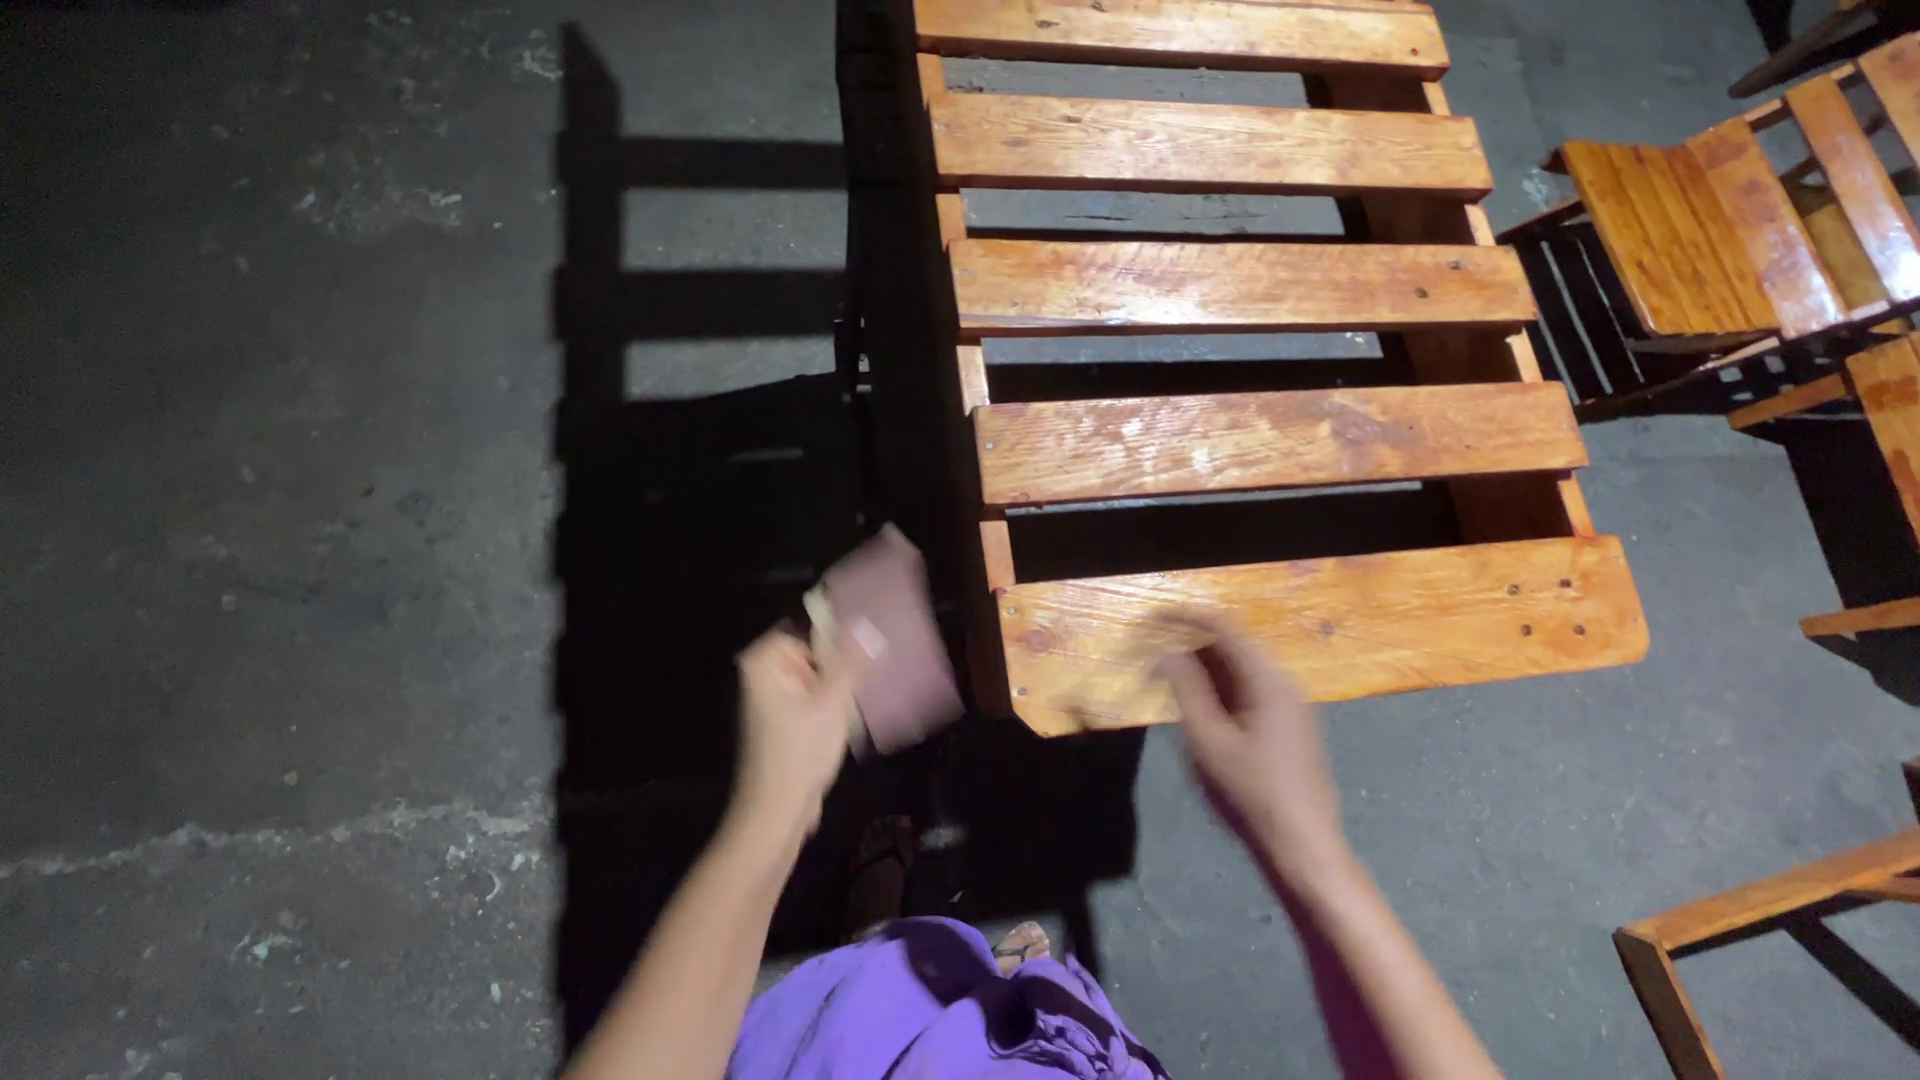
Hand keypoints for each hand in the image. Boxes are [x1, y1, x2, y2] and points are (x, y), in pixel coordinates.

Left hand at [731, 622, 878, 836]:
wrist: (776, 811)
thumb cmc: (800, 752)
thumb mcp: (832, 703)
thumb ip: (850, 662)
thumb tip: (867, 624)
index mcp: (764, 662)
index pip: (805, 626)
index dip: (835, 633)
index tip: (866, 640)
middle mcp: (762, 674)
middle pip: (810, 649)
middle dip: (840, 658)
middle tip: (872, 667)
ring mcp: (771, 699)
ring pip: (814, 674)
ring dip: (840, 681)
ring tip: (870, 684)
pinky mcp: (783, 720)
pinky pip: (812, 696)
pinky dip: (831, 699)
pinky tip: (854, 710)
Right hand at [1155, 614, 1350, 883]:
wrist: (1304, 841)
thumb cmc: (1252, 792)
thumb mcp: (1209, 741)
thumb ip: (1187, 691)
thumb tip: (1165, 653)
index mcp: (1268, 681)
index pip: (1224, 628)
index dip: (1186, 617)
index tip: (1153, 616)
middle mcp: (1284, 682)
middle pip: (1234, 643)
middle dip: (1192, 640)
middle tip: (1153, 649)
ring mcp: (1291, 702)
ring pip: (1241, 665)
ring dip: (1204, 663)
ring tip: (1167, 672)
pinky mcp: (1288, 721)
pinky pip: (1249, 685)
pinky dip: (1219, 683)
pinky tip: (1197, 700)